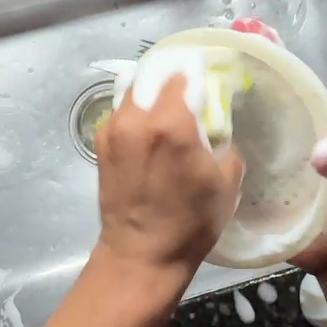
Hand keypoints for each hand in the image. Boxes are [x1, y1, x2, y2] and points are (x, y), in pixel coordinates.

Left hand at [94, 74, 244, 281]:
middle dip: (172, 77)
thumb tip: (217, 124)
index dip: (199, 72)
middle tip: (188, 89)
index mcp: (172, 124)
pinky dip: (135, 109)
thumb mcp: (226, 180)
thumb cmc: (191, 222)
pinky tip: (148, 126)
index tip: (209, 78)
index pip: (184, 73)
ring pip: (132, 87)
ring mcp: (113, 129)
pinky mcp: (100, 143)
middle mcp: (137, 117)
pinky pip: (120, 110)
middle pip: (154, 73)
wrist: (141, 255)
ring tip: (166, 105)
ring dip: (150, 89)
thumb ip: (224, 141)